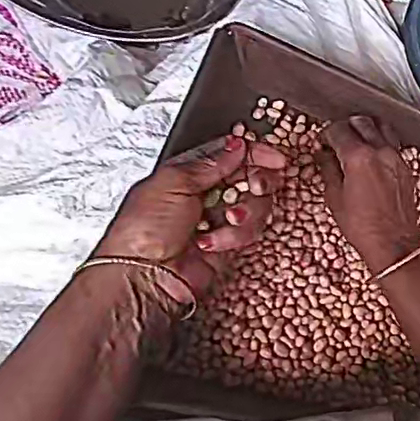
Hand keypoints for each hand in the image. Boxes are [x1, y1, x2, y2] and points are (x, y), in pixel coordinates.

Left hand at [93, 135, 287, 305]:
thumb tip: (236, 145)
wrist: (146, 275)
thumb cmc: (144, 229)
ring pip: (257, 206)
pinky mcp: (230, 242)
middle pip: (252, 178)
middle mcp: (209, 194)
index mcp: (191, 173)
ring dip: (246, 213)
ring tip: (226, 221)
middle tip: (255, 187)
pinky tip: (212, 242)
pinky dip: (235, 236)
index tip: (275, 158)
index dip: (255, 154)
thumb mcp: (174, 182)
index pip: (232, 154)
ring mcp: (221, 219)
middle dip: (258, 183)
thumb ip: (210, 163)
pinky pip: (252, 231)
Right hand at [317, 115, 419, 271]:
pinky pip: (394, 144)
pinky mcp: (407, 168)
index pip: (339, 129)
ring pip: (382, 128)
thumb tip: (323, 155)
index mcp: (359, 157)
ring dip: (367, 129)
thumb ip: (328, 169)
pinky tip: (373, 156)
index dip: (327, 133)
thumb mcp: (334, 198)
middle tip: (338, 139)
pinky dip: (382, 142)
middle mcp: (381, 152)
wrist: (394, 245)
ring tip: (357, 142)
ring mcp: (397, 159)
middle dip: (347, 126)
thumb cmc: (363, 227)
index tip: (323, 141)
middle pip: (362, 122)